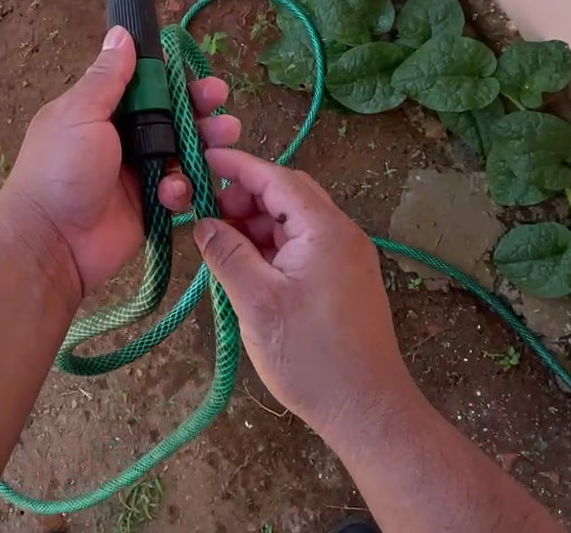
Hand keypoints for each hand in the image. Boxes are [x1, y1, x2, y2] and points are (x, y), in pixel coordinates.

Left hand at [0, 26, 241, 297]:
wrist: (52, 241)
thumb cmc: (62, 169)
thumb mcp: (80, 113)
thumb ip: (107, 77)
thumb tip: (120, 32)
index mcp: (100, 109)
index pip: (144, 84)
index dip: (171, 77)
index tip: (196, 72)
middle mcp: (121, 136)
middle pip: (170, 114)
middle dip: (198, 106)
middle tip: (220, 102)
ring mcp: (137, 171)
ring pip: (182, 149)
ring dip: (204, 141)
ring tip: (225, 135)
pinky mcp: (150, 204)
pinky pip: (178, 188)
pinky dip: (182, 188)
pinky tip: (173, 191)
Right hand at [192, 149, 420, 438]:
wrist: (368, 412)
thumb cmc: (311, 355)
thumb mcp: (256, 302)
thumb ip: (227, 253)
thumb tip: (202, 222)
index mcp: (324, 229)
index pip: (276, 178)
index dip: (237, 165)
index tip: (203, 159)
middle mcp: (342, 233)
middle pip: (288, 193)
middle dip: (246, 195)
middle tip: (210, 213)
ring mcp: (347, 256)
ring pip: (295, 219)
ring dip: (258, 222)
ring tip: (225, 244)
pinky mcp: (345, 278)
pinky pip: (303, 243)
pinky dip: (273, 244)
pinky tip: (249, 265)